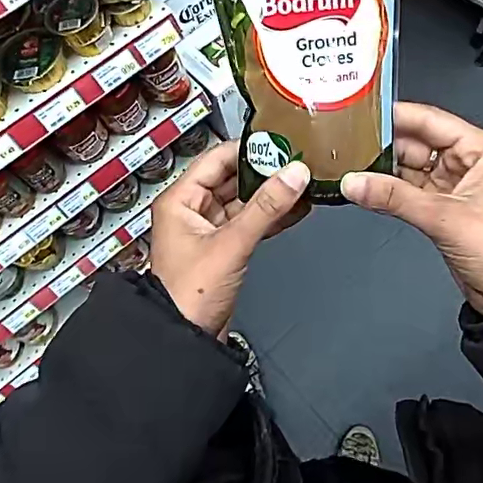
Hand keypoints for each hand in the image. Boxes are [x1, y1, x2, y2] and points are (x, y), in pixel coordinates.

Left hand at [151, 145, 311, 332]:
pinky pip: (249, 222)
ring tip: (302, 182)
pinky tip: (295, 210)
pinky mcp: (223, 248)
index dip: (247, 148)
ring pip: (244, 201)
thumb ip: (266, 208)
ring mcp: (208, 229)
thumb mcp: (231, 243)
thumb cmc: (187, 295)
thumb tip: (292, 175)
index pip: (216, 158)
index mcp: (180, 199)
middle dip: (264, 171)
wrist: (184, 339)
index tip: (278, 142)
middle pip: (232, 178)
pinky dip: (270, 217)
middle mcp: (192, 210)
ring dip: (271, 195)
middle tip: (296, 161)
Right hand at [341, 103, 482, 316]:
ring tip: (351, 167)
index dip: (397, 115)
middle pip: (415, 142)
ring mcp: (453, 185)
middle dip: (383, 144)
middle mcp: (468, 163)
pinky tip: (366, 188)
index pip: (431, 120)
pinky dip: (388, 190)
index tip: (365, 113)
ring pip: (409, 166)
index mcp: (482, 151)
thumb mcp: (444, 218)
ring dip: (382, 169)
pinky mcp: (442, 207)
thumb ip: (394, 197)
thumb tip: (356, 182)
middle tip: (348, 144)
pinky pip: (408, 189)